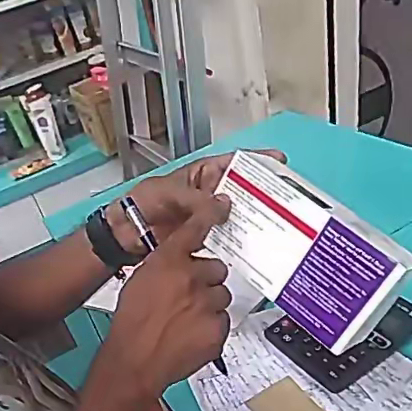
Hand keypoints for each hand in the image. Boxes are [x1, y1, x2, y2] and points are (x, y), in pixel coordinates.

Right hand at [96, 201, 232, 395]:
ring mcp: (208, 306)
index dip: (208, 215)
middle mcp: (192, 280)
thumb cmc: (131, 323)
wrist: (136, 361)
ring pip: (221, 296)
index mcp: (169, 264)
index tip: (220, 206)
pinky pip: (222, 321)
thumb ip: (162, 266)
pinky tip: (192, 334)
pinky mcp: (218, 330)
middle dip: (206, 280)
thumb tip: (177, 261)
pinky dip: (211, 327)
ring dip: (210, 304)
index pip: (194, 230)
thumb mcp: (139, 282)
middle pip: (216, 269)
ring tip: (188, 319)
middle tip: (189, 296)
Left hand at [113, 148, 288, 251]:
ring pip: (237, 218)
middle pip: (243, 193)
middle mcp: (210, 195)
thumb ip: (198, 200)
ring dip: (253, 222)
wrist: (125, 233)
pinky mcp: (205, 241)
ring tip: (277, 226)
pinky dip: (238, 244)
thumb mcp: (171, 193)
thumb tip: (226, 205)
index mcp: (203, 175)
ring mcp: (208, 219)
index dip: (257, 162)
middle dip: (263, 196)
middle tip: (286, 202)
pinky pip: (226, 240)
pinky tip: (254, 248)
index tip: (279, 162)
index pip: (235, 163)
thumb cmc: (143, 203)